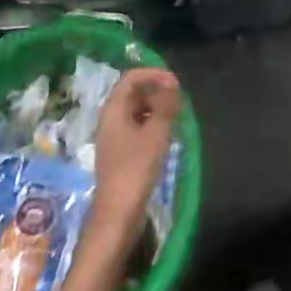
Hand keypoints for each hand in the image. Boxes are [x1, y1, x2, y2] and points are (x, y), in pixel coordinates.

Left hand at [91, 67, 181, 228]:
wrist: (117, 216)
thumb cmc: (135, 170)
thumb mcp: (155, 134)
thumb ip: (165, 106)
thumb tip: (172, 84)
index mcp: (114, 109)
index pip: (132, 77)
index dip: (154, 74)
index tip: (176, 83)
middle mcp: (111, 119)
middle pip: (134, 92)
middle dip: (157, 90)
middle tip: (179, 100)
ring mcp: (114, 137)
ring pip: (137, 110)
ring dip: (156, 107)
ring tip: (177, 115)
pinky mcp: (121, 153)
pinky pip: (137, 127)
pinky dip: (152, 124)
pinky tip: (167, 134)